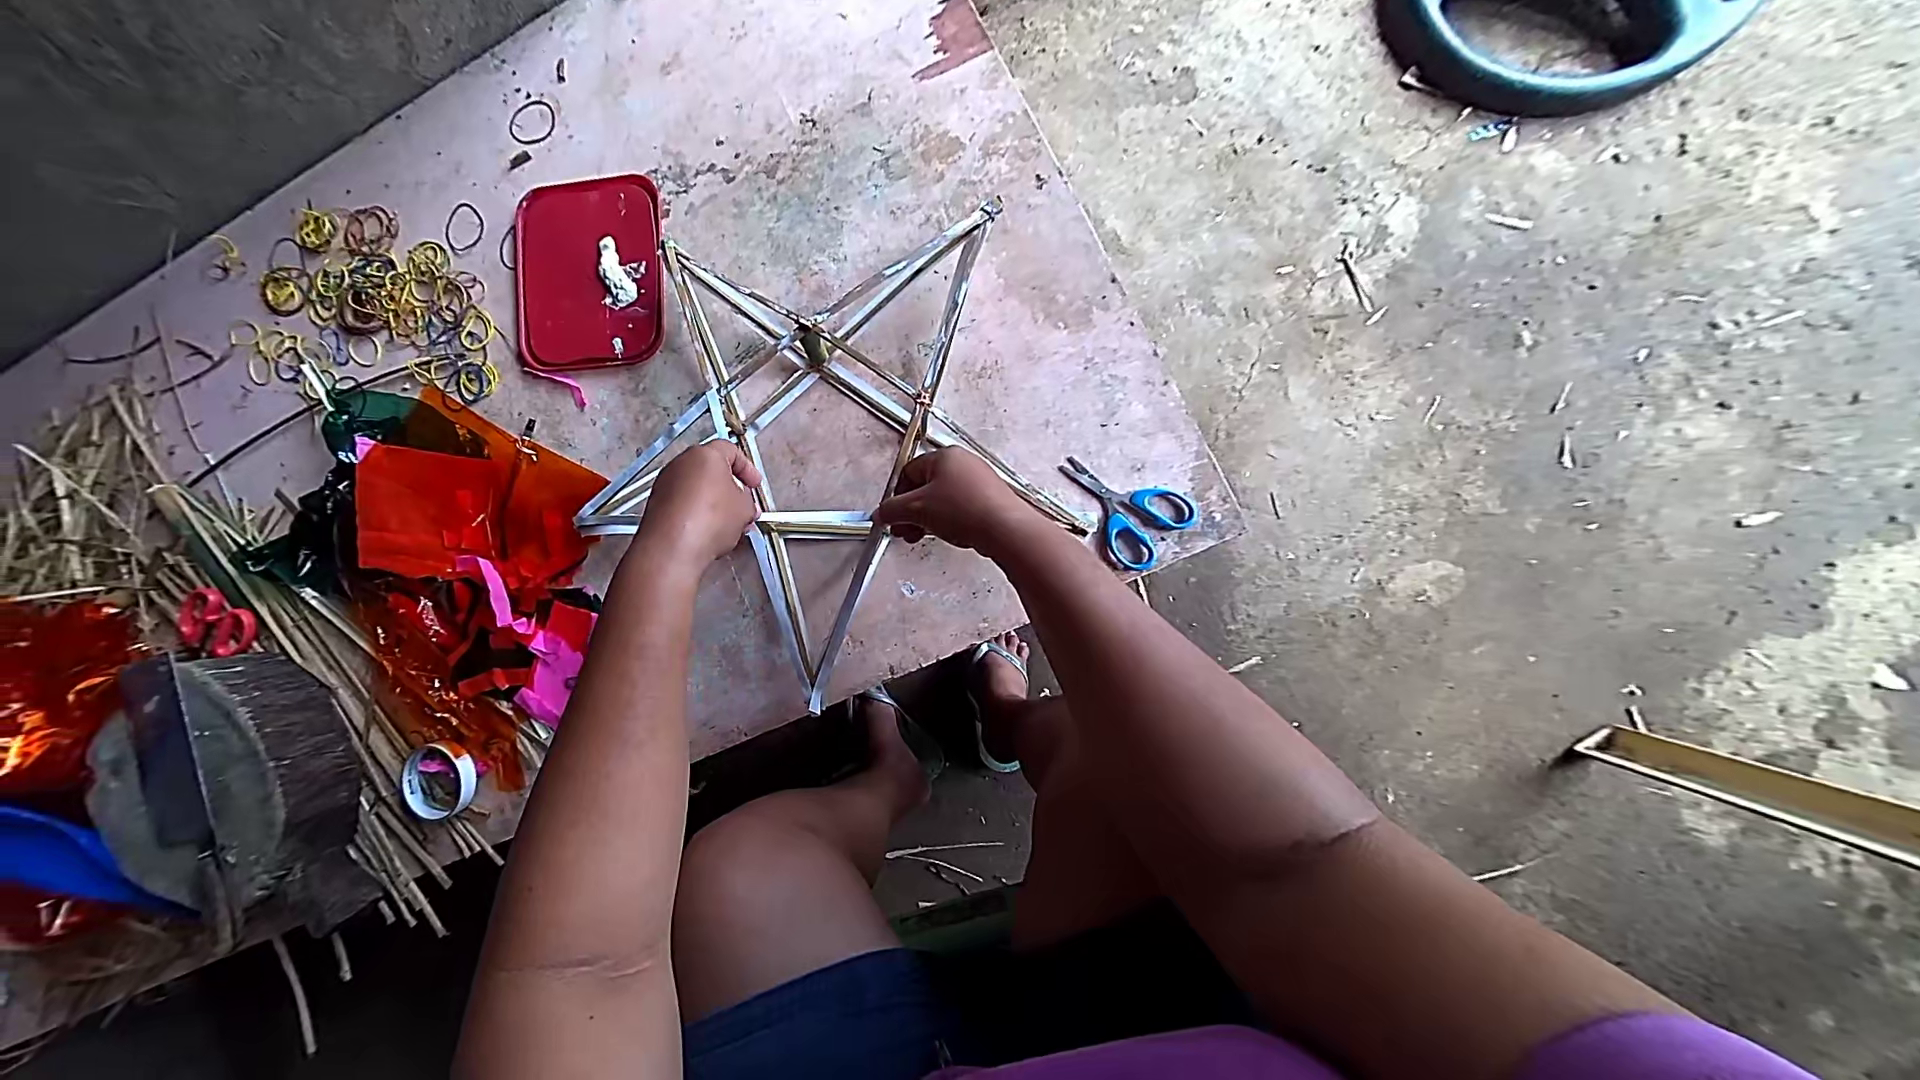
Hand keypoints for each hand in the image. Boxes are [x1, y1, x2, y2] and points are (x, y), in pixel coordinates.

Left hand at [633, 442, 762, 568]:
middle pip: (711, 469)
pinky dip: (698, 512)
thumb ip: (748, 500)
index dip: (748, 469)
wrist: (673, 547)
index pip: (731, 451)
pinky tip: (710, 530)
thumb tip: (745, 504)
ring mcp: (666, 484)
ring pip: (697, 487)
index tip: (754, 483)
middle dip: (730, 487)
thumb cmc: (707, 521)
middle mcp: (681, 464)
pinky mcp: (657, 504)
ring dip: (715, 501)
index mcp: (705, 455)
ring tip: (729, 522)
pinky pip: (683, 502)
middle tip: (744, 503)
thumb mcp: (745, 508)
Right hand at [873, 447, 1038, 556]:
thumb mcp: (917, 509)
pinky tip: (947, 534)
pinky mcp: (989, 500)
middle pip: (925, 487)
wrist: (1004, 529)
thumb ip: (892, 510)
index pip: (908, 472)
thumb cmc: (969, 510)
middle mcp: (963, 464)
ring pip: (943, 499)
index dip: (896, 496)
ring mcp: (978, 481)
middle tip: (905, 528)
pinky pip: (960, 508)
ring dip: (928, 519)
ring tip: (922, 534)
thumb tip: (882, 513)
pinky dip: (949, 521)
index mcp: (944, 455)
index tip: (892, 514)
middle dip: (912, 512)